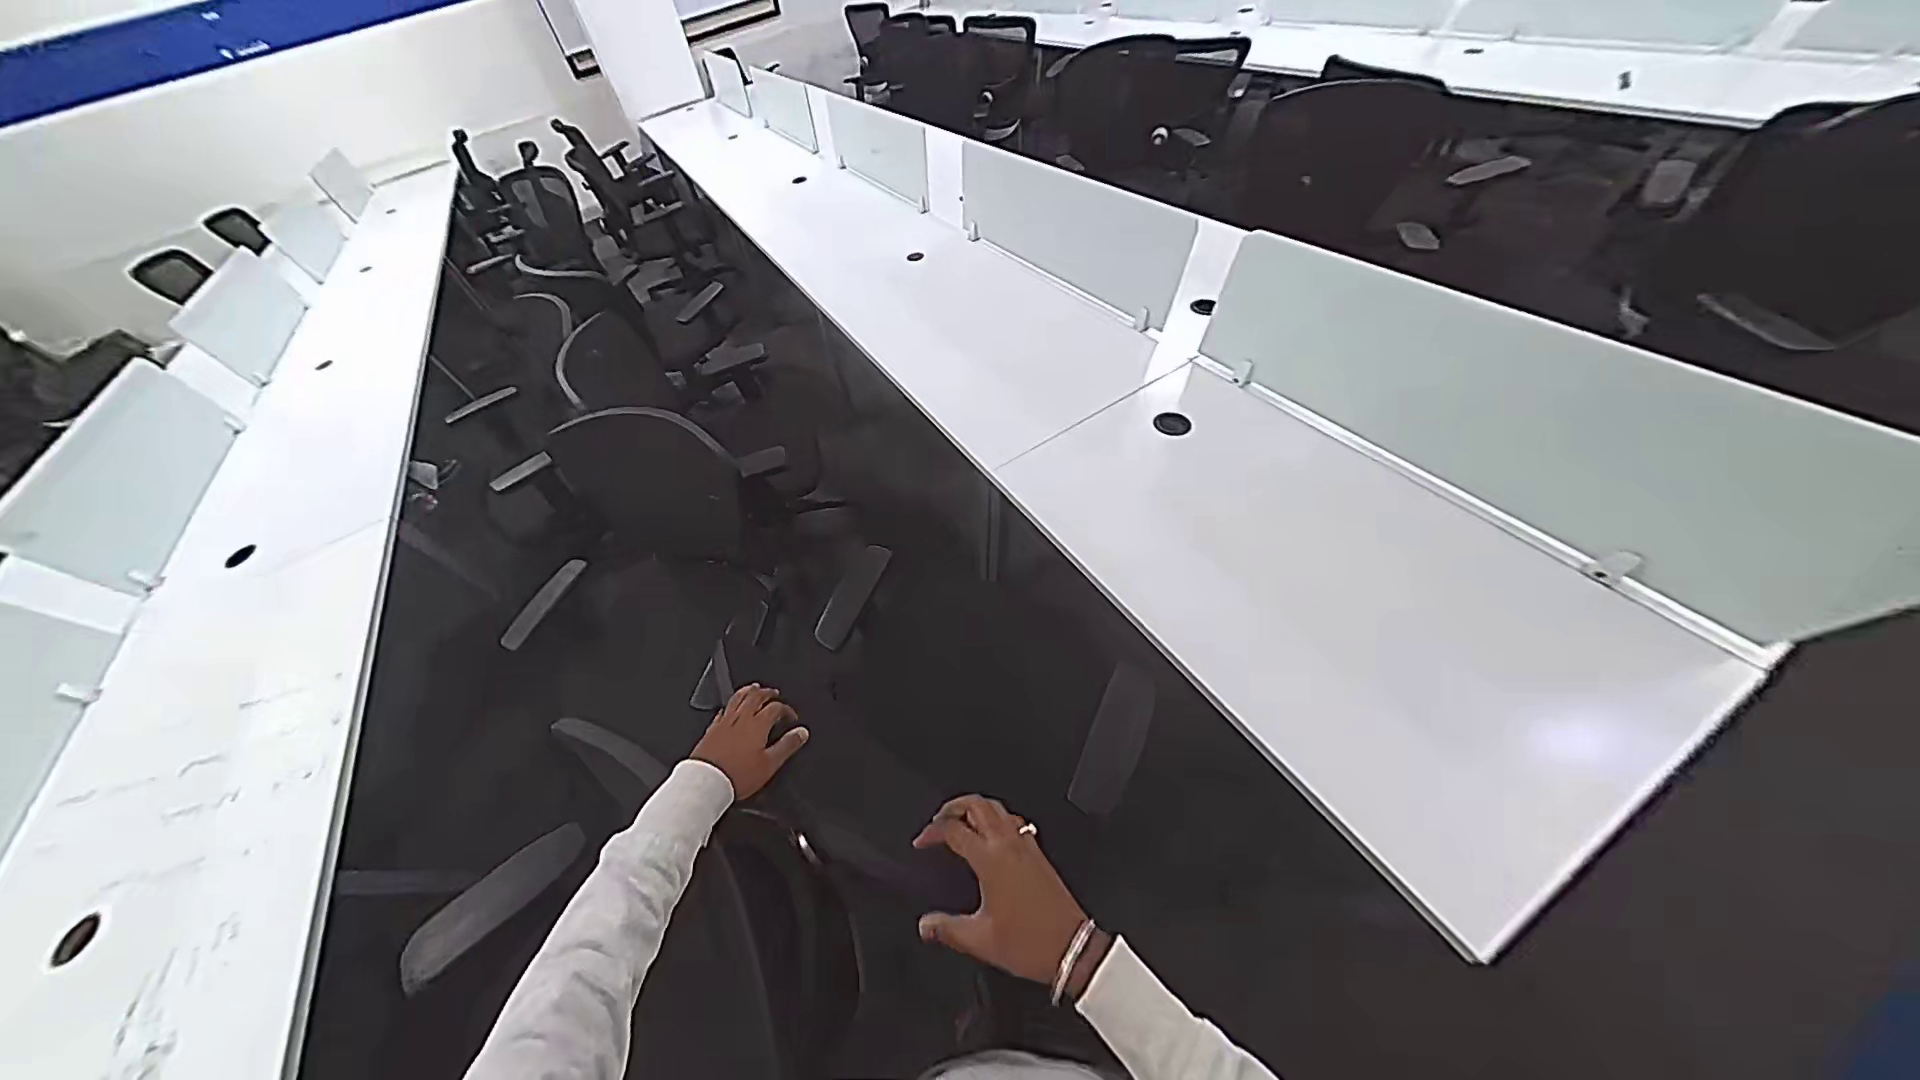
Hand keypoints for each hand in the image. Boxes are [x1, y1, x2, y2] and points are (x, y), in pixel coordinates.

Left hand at [689, 684, 807, 800]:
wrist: (706, 783)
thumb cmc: (737, 775)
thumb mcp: (770, 764)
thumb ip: (787, 745)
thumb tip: (801, 733)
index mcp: (758, 725)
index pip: (776, 708)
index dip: (786, 709)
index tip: (790, 716)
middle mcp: (741, 719)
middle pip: (756, 697)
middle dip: (767, 693)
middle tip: (774, 693)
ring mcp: (724, 723)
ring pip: (738, 698)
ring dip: (748, 691)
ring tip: (754, 688)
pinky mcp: (711, 730)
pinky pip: (723, 710)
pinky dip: (730, 705)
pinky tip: (730, 707)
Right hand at [913, 795, 1108, 994]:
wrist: (1071, 948)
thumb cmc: (1031, 942)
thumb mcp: (981, 940)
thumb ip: (948, 929)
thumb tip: (927, 925)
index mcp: (990, 859)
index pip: (953, 829)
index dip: (932, 831)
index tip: (922, 842)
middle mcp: (1008, 845)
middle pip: (976, 805)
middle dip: (952, 807)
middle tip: (937, 820)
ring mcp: (1025, 845)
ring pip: (996, 808)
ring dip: (974, 808)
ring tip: (960, 820)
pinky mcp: (1037, 852)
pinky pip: (1013, 820)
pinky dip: (996, 817)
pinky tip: (992, 834)